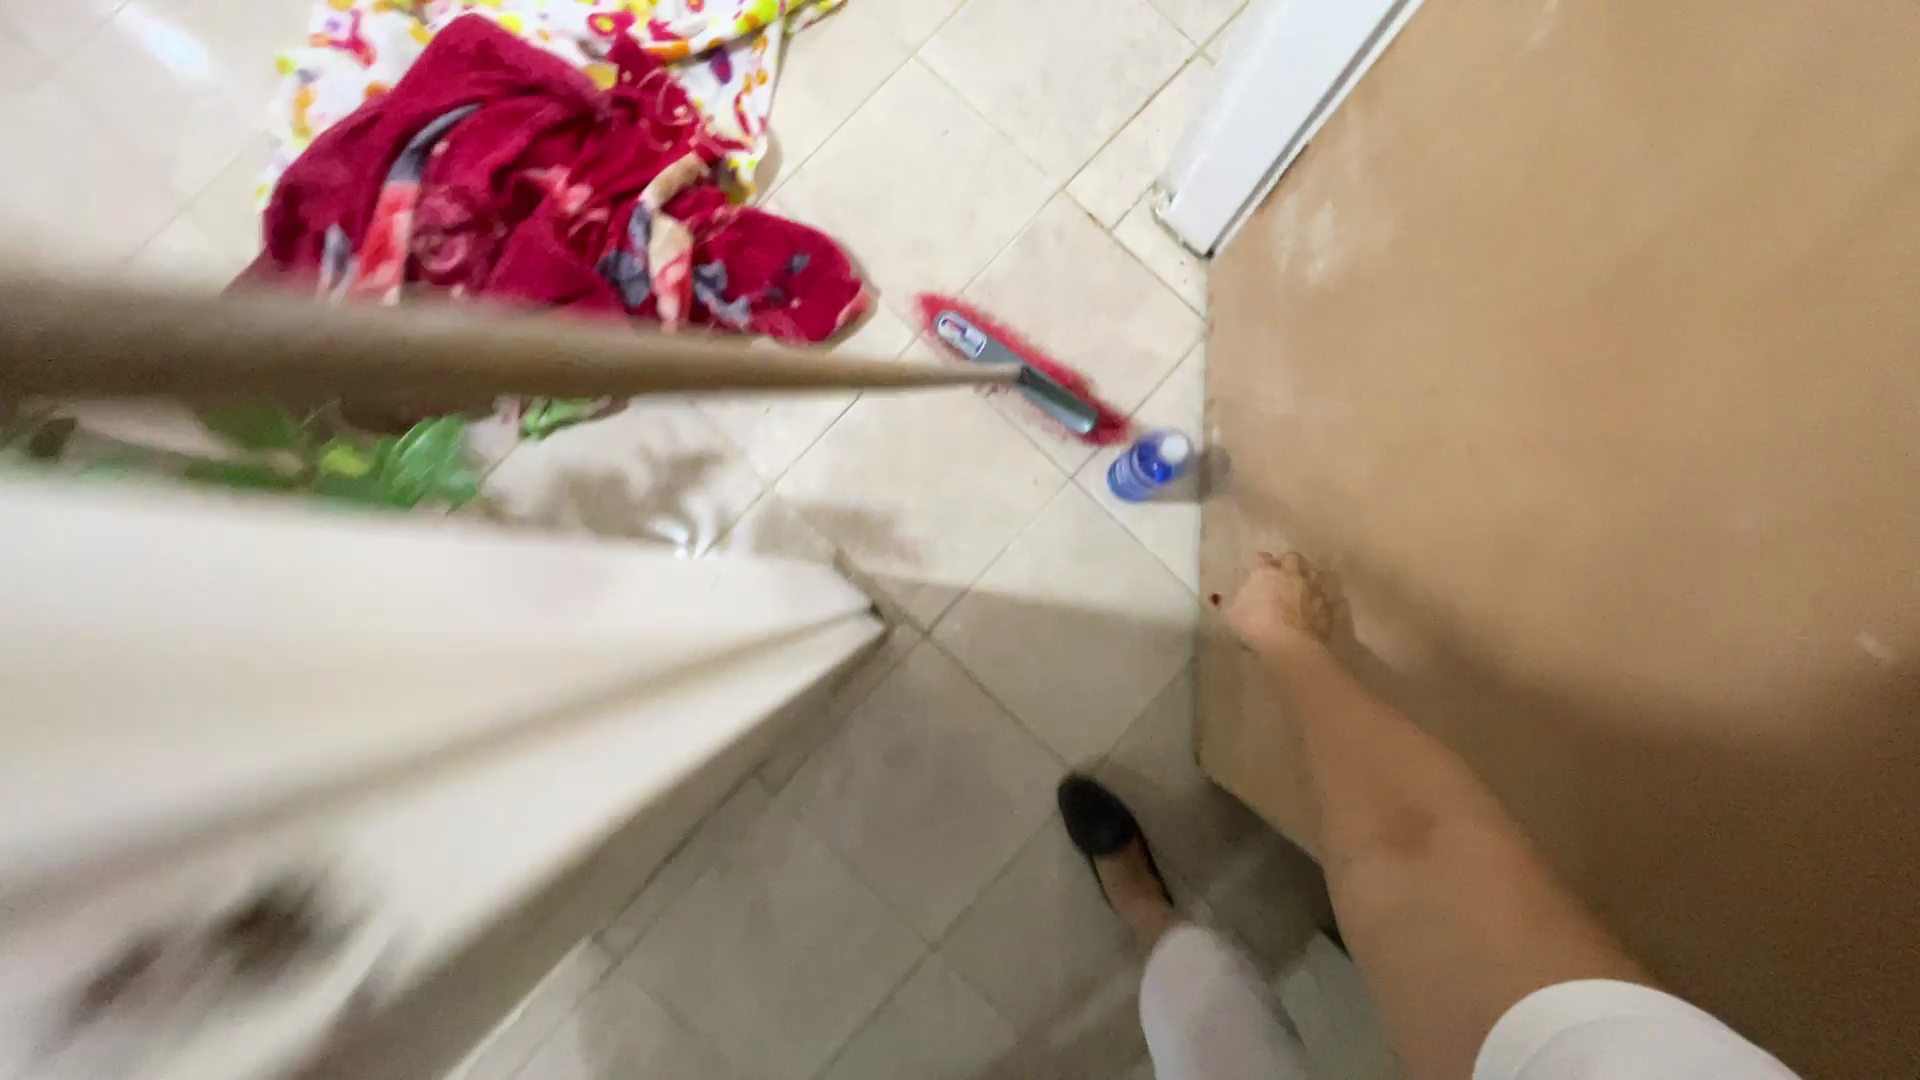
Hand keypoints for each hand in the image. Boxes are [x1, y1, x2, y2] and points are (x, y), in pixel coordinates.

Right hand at [1222, 551, 1336, 654]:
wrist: (1289, 643)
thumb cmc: (1254, 625)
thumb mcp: (1230, 615)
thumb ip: (1227, 604)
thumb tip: (1220, 598)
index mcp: (1265, 572)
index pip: (1260, 558)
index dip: (1257, 563)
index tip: (1253, 570)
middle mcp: (1291, 574)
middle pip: (1292, 557)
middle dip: (1287, 562)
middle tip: (1281, 573)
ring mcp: (1312, 588)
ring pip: (1315, 572)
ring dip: (1309, 576)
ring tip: (1303, 585)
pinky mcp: (1327, 606)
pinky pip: (1326, 596)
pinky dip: (1321, 599)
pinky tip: (1316, 607)